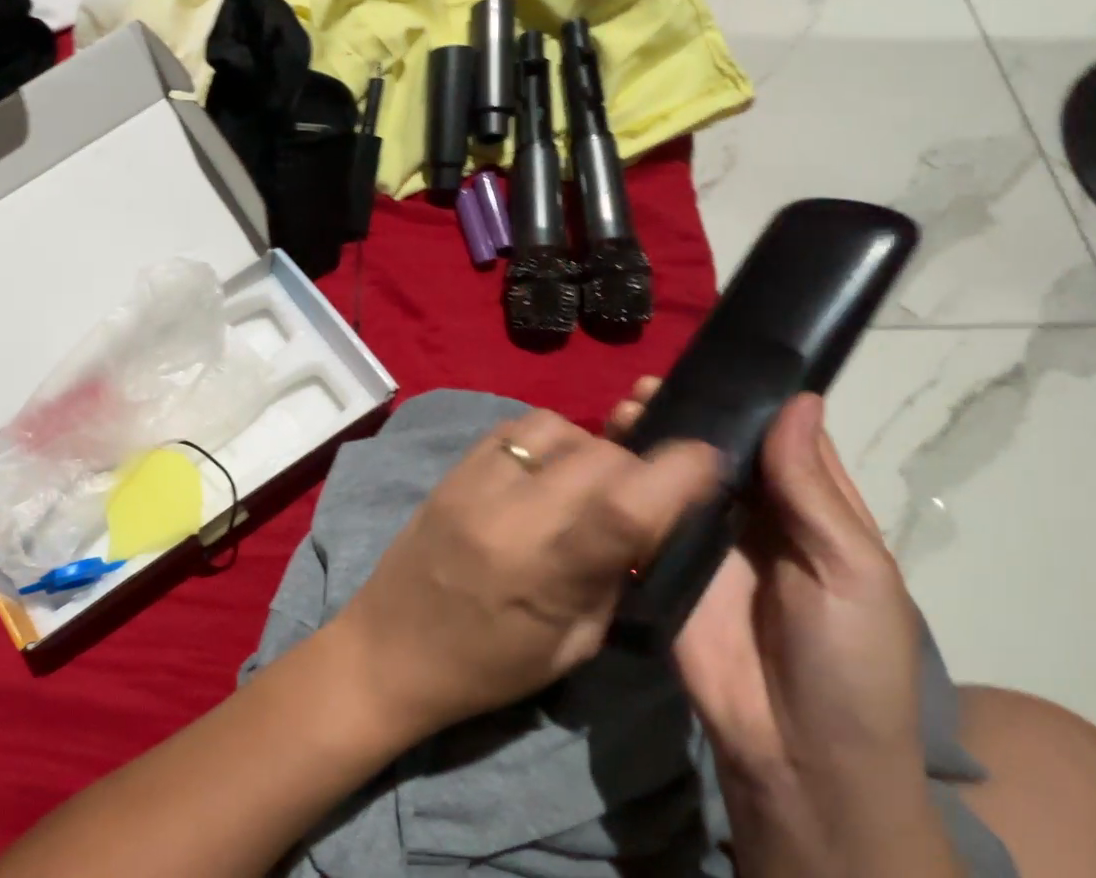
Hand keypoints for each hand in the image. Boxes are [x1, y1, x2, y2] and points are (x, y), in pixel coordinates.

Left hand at [331, 408, 718, 738]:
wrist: (387, 650)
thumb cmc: (487, 668)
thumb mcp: (574, 644)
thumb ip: (616, 576)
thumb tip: (653, 521)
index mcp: (544, 572)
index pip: (625, 502)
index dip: (681, 471)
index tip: (708, 462)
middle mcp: (507, 515)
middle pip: (600, 455)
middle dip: (637, 469)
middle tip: (636, 500)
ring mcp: (470, 484)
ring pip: (555, 426)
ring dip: (587, 449)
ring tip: (584, 486)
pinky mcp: (447, 471)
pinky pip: (511, 428)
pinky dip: (544, 440)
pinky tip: (544, 472)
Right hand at [607, 379, 945, 869]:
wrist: (795, 750)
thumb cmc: (850, 660)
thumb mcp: (854, 571)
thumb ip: (813, 491)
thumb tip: (797, 400)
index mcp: (809, 513)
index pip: (776, 442)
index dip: (747, 401)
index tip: (707, 360)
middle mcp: (749, 521)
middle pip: (712, 457)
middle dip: (683, 418)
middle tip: (642, 388)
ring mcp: (698, 547)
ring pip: (669, 484)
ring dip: (646, 447)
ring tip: (618, 412)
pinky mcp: (655, 573)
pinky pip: (637, 526)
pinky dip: (617, 494)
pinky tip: (592, 463)